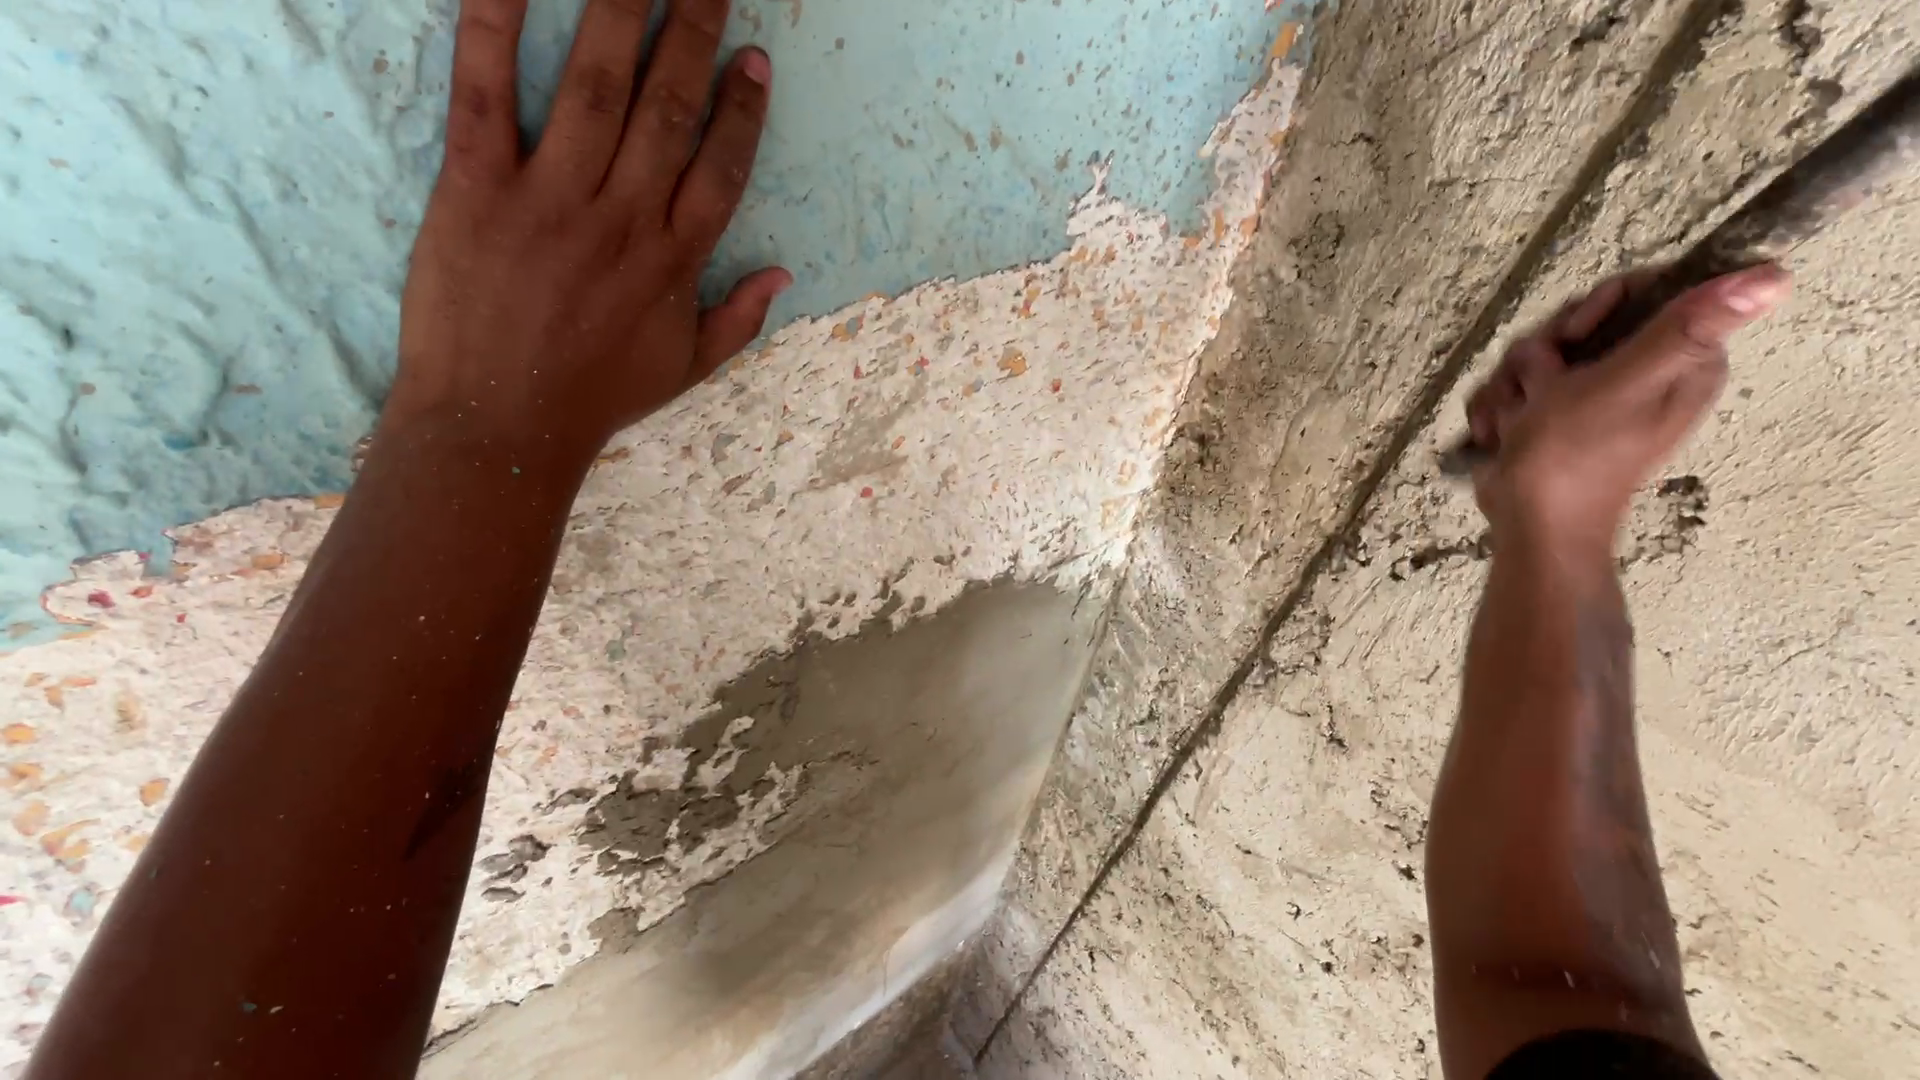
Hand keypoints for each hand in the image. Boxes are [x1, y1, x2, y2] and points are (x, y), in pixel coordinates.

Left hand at [385, 0, 790, 473]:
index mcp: (673, 262)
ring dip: (618, 11)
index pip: (721, 167)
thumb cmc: (596, 396)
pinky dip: (493, 25)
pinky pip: (484, 93)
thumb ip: (739, 320)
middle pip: (668, 110)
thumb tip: (785, 276)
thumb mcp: (686, 369)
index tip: (754, 59)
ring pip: (593, 87)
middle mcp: (621, 220)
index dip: (742, 110)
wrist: (500, 424)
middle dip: (691, 31)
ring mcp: (549, 200)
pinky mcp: (475, 190)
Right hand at [1466, 264, 1790, 552]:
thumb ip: (1682, 330)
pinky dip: (1497, 408)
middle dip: (1539, 355)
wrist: (1531, 525)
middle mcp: (1641, 371)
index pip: (1642, 292)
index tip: (1570, 338)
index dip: (1595, 306)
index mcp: (1680, 359)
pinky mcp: (1551, 415)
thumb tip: (1776, 275)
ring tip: (1513, 421)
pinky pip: (1513, 387)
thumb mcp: (1624, 385)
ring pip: (1534, 356)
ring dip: (1511, 387)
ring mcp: (1591, 394)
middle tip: (1537, 386)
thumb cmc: (1575, 458)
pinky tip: (1497, 433)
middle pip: (1576, 322)